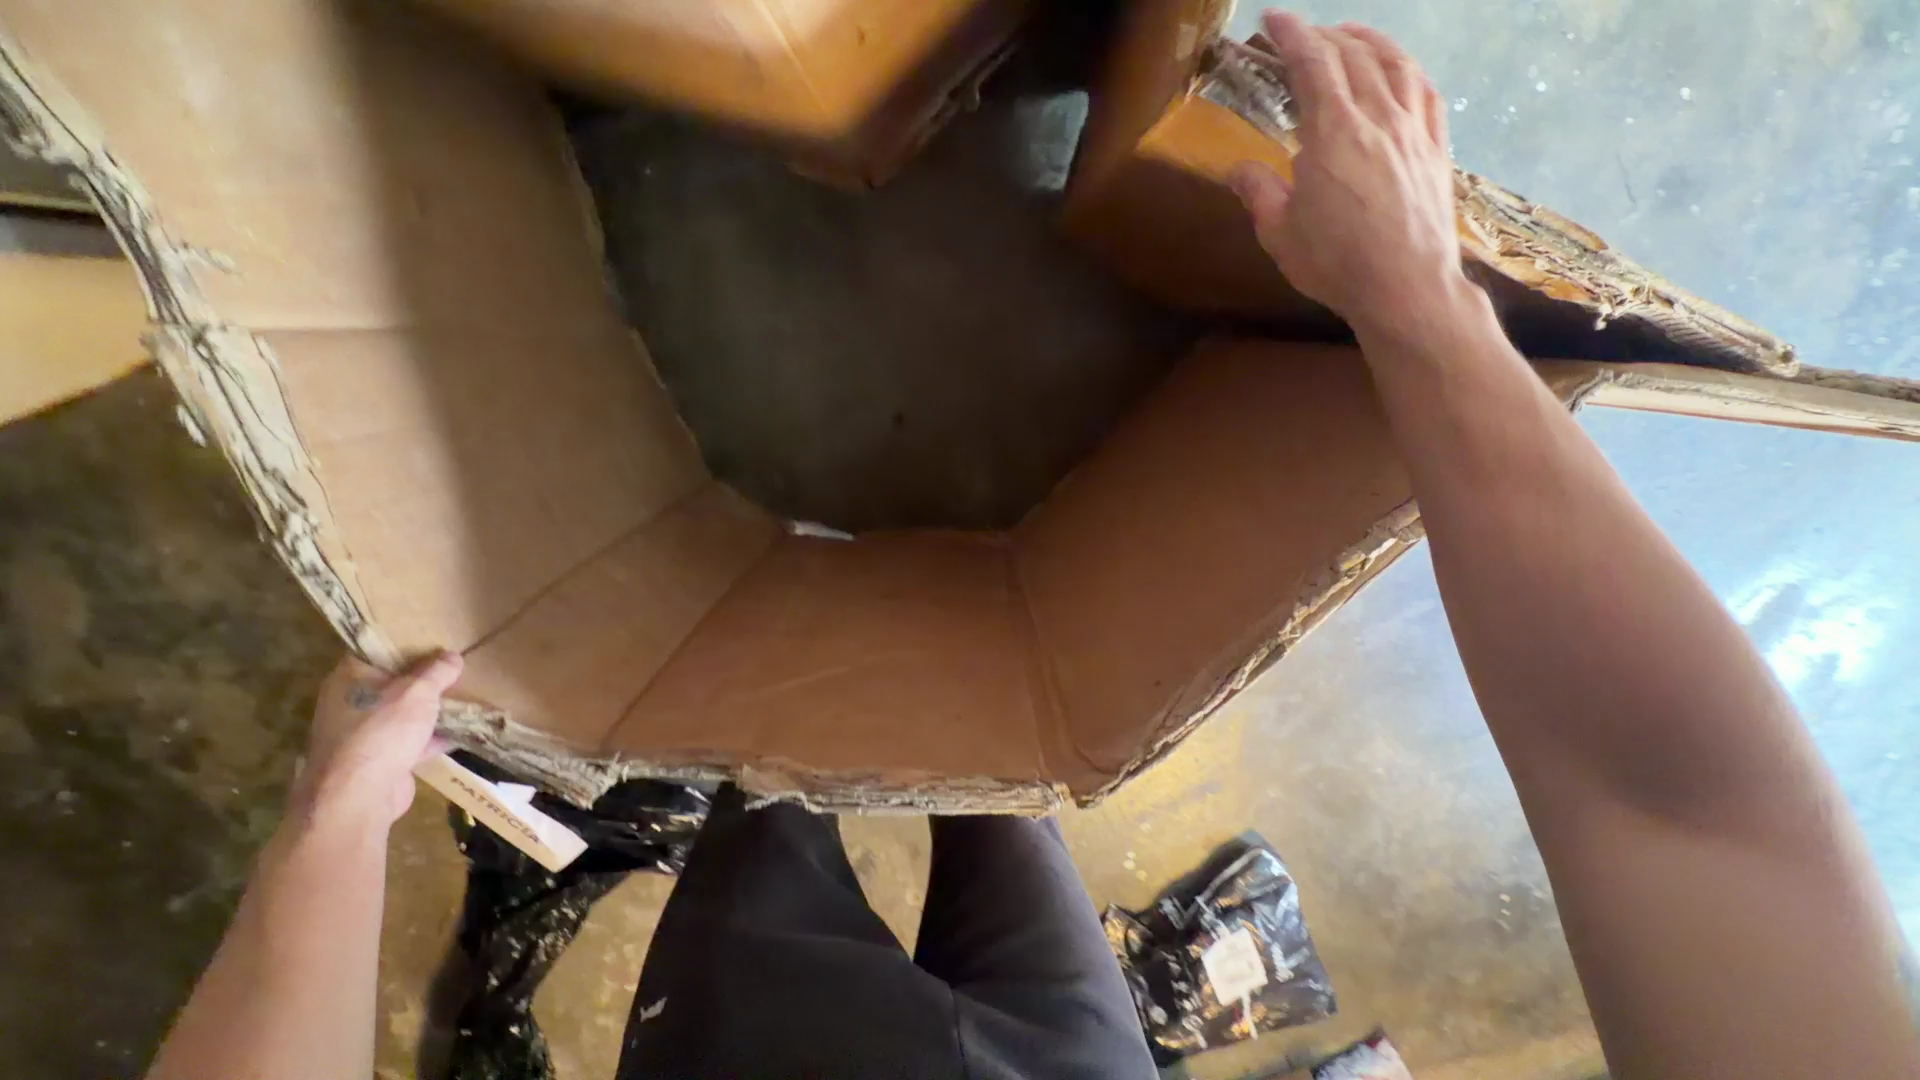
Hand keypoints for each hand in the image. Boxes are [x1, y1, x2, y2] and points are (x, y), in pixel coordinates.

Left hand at [293, 651, 463, 826]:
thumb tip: (452, 656)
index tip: (433, 634)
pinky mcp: (380, 759)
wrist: (358, 797)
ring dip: (431, 708)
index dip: (403, 641)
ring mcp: (364, 733)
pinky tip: (465, 730)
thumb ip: (437, 672)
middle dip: (424, 676)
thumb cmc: (381, 732)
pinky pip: (413, 740)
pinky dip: (435, 736)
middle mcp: (351, 703)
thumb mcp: (417, 692)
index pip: (374, 649)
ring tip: (466, 694)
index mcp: (349, 679)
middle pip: (392, 681)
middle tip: (456, 662)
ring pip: (404, 712)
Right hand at [1227, 12, 1465, 337]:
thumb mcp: (1280, 232)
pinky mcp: (1435, 148)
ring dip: (1369, 41)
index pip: (1313, 64)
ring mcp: (1413, 129)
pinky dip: (1407, 69)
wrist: (1405, 286)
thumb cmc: (1335, 263)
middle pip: (1353, 55)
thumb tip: (1238, 169)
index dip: (1292, 34)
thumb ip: (1260, 192)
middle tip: (1301, 36)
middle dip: (1324, 35)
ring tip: (1349, 37)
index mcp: (1333, 133)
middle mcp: (1378, 117)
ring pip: (1395, 63)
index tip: (1273, 20)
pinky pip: (1425, 92)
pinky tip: (1398, 70)